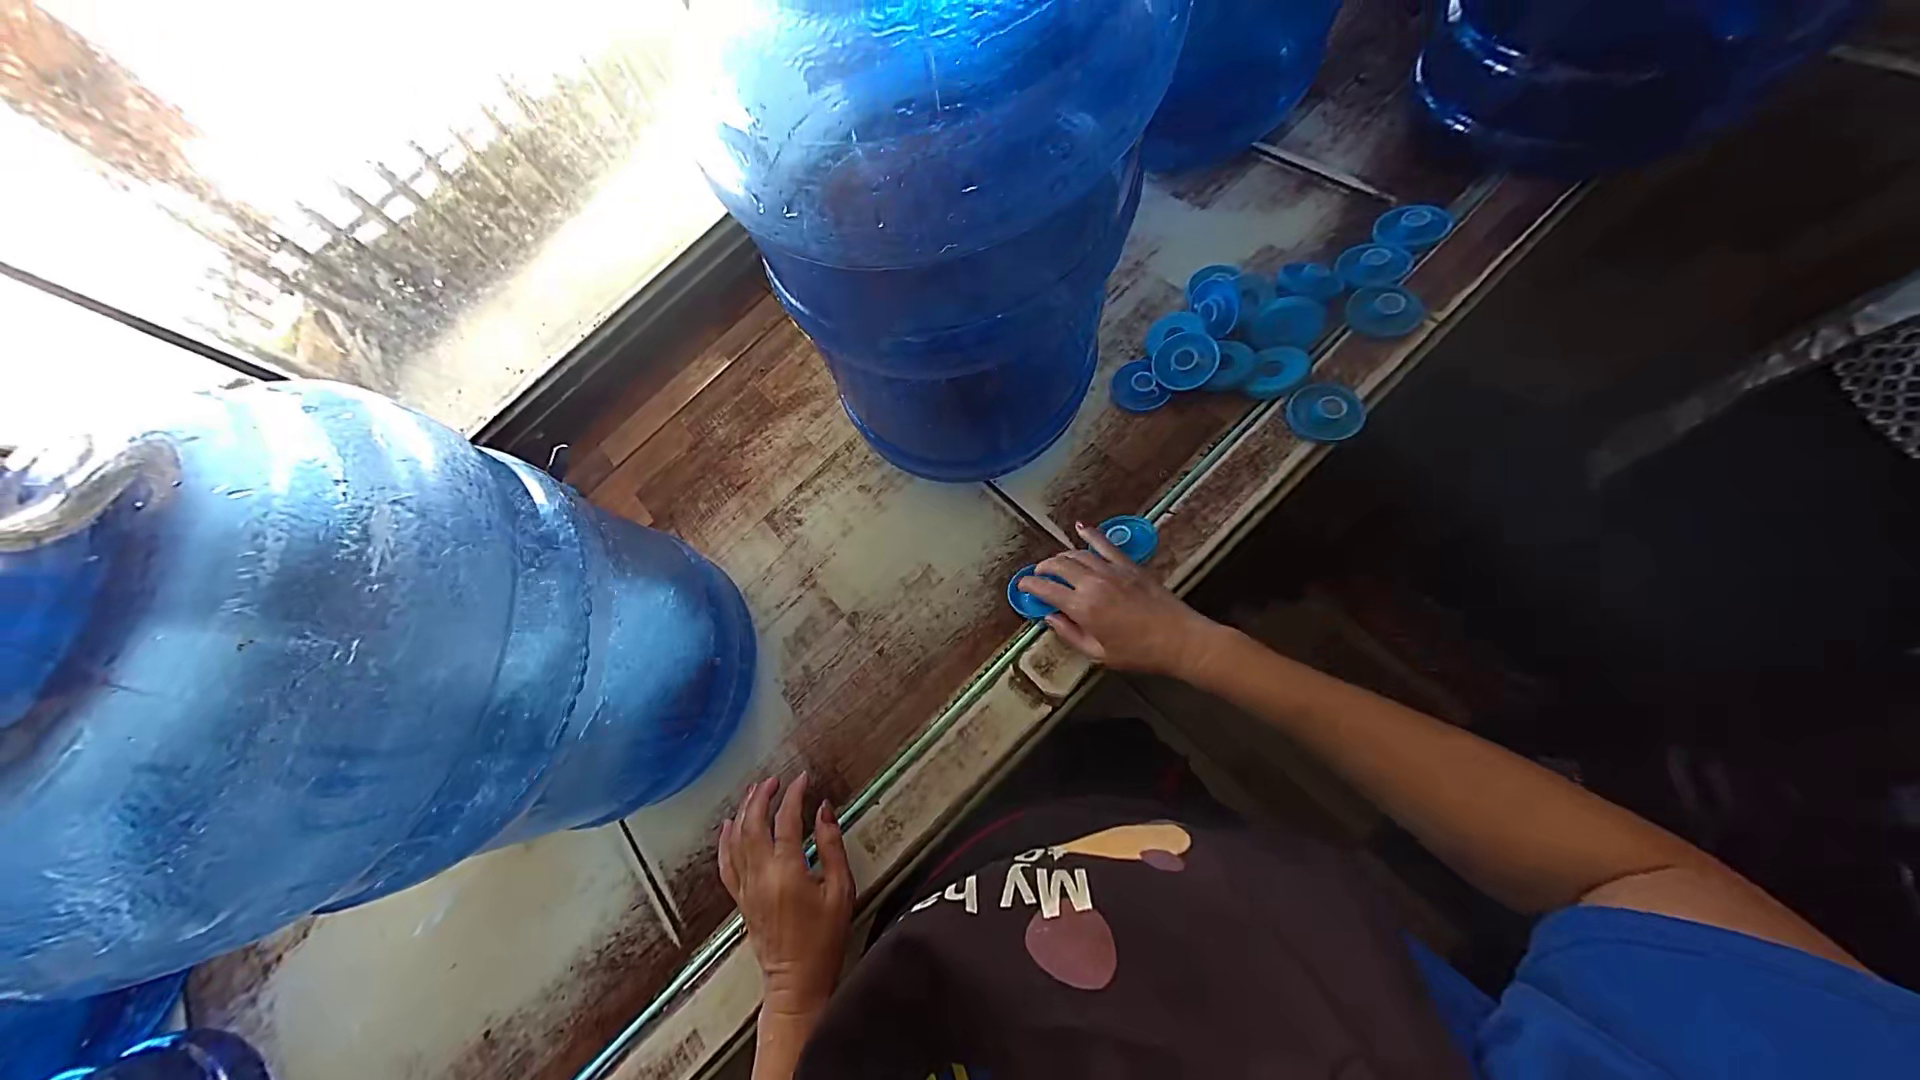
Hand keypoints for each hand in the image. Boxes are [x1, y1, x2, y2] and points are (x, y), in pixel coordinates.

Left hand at [718, 773, 853, 1021]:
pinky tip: (729, 826)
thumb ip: (831, 846)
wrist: (797, 983)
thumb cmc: (824, 940)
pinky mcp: (741, 899)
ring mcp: (747, 888)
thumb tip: (824, 812)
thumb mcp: (841, 889)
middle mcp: (761, 877)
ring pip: (736, 840)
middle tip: (774, 780)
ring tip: (754, 792)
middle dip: (761, 797)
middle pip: (752, 825)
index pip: (786, 821)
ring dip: (744, 812)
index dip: (794, 795)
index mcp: (787, 872)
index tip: (803, 780)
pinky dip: (725, 841)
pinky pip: (726, 864)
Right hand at [1017, 521, 1224, 676]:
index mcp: (1083, 607)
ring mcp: (1112, 571)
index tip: (1023, 586)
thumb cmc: (1140, 653)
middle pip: (1058, 565)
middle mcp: (1093, 584)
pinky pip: (1105, 544)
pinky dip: (1091, 535)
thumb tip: (1050, 618)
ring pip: (1077, 553)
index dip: (1030, 586)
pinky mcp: (1129, 565)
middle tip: (1038, 575)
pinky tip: (1081, 528)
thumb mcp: (1098, 653)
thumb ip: (1070, 633)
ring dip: (1061, 555)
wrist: (1180, 640)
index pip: (1046, 590)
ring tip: (1055, 562)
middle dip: (1043, 568)